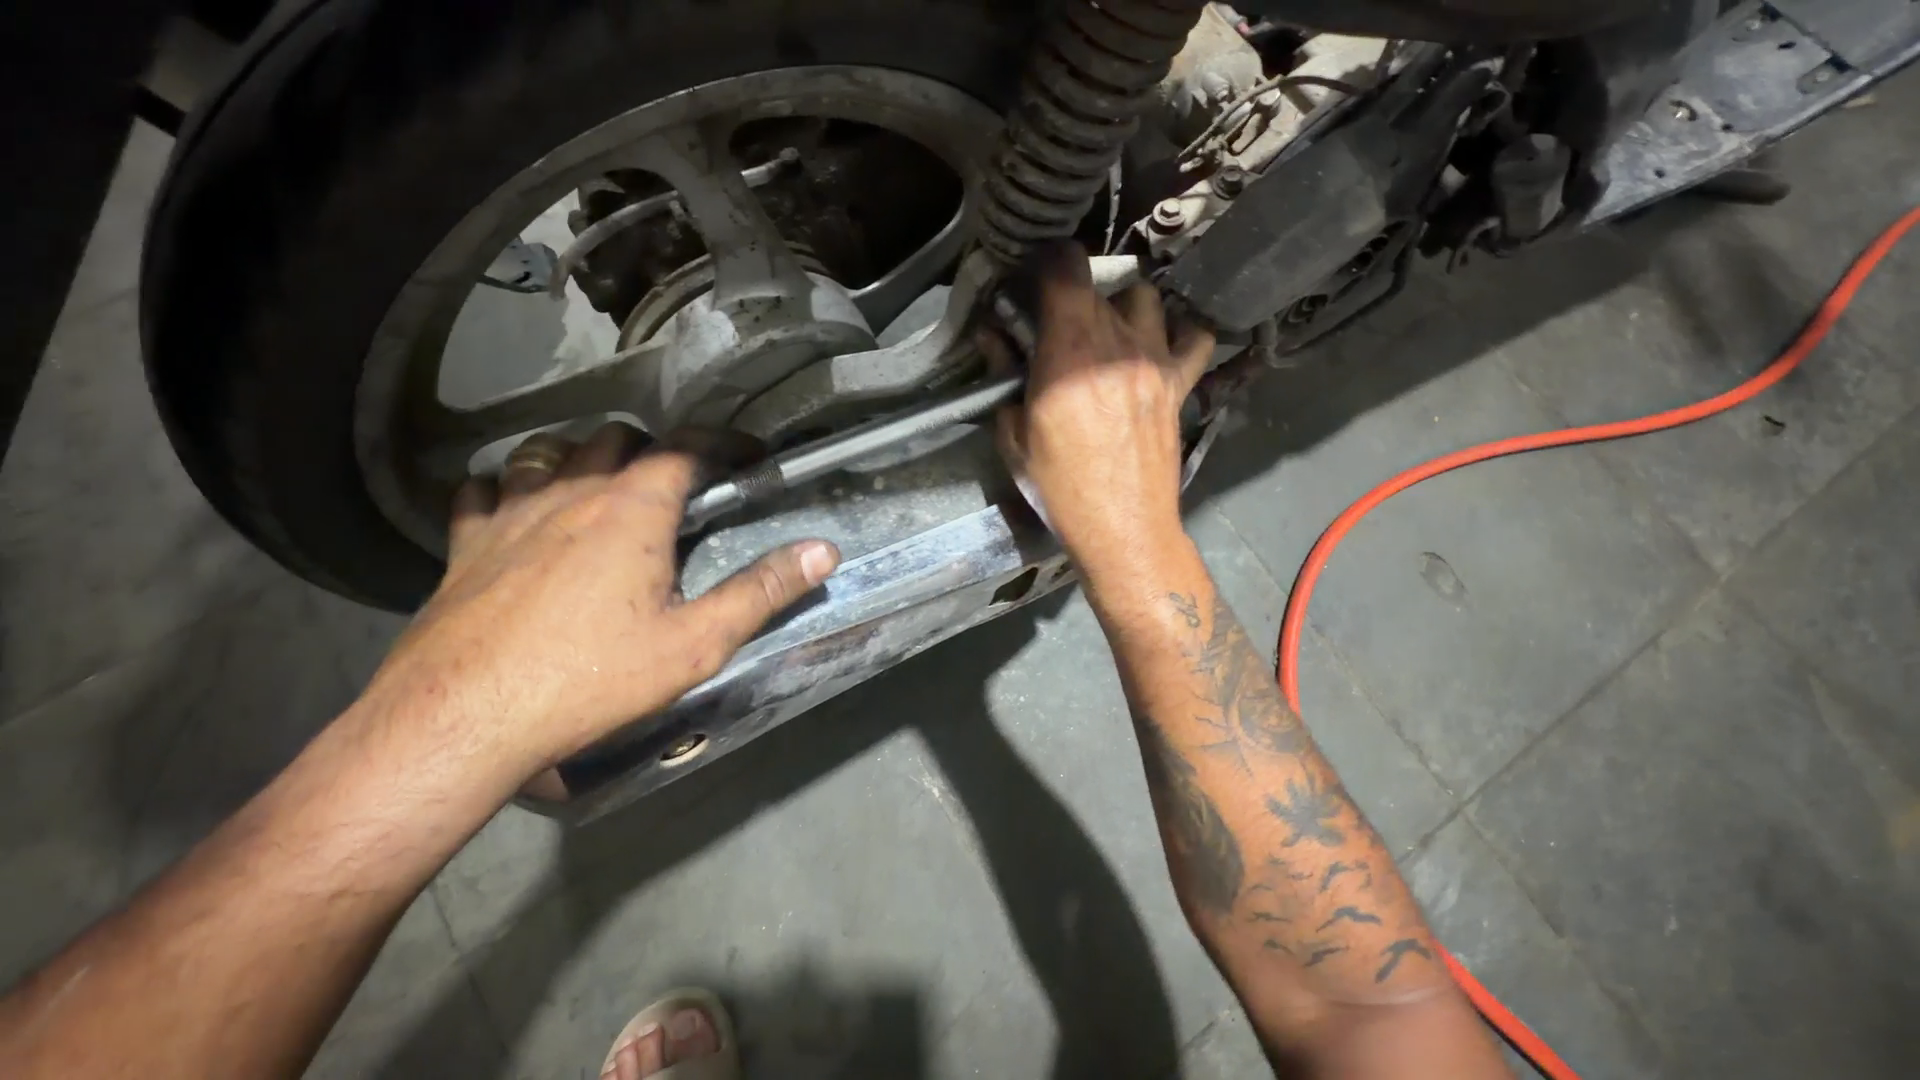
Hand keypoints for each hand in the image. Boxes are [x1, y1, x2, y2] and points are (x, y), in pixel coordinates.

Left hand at [364, 423, 839, 777]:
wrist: (465, 715)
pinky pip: (482, 490)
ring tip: (597, 482)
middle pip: (615, 439)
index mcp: (632, 509)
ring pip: (546, 451)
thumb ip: (761, 592)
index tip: (747, 453)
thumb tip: (824, 551)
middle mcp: (571, 492)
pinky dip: (505, 486)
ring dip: (579, 454)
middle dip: (652, 448)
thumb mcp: (694, 644)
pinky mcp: (464, 542)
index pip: (684, 448)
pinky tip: (511, 507)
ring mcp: (510, 512)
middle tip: (675, 483)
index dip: (721, 442)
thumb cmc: (591, 678)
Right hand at [983, 241, 1214, 570]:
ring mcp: (1155, 358)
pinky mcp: (1180, 382)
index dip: (1047, 259)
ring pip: (1146, 298)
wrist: (1123, 528)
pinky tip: (1163, 343)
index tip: (1033, 272)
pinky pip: (1196, 337)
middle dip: (1073, 295)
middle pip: (1100, 285)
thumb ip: (1003, 379)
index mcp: (1068, 350)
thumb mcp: (1014, 437)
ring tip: (1109, 330)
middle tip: (1057, 322)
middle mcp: (1117, 341)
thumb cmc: (1060, 488)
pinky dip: (1181, 331)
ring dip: (1124, 305)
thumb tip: (993, 339)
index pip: (1065, 269)